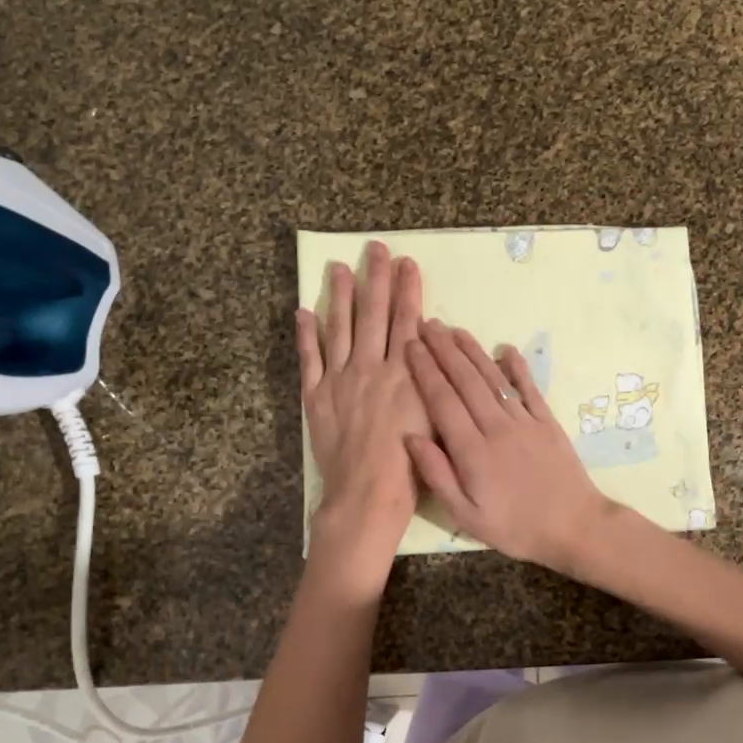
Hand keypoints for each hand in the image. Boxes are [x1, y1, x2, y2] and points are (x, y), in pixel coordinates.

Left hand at [295, 243, 426, 593]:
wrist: (369, 493)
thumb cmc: (413, 465)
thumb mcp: (438, 421)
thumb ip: (433, 383)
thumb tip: (434, 350)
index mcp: (405, 374)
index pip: (408, 321)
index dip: (408, 290)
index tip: (407, 263)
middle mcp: (373, 368)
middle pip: (375, 315)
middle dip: (377, 279)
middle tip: (376, 249)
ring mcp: (341, 380)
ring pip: (341, 328)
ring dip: (340, 295)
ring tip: (338, 267)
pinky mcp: (317, 397)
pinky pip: (309, 359)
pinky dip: (306, 335)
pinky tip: (304, 312)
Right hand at [404, 320, 614, 571]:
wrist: (574, 526)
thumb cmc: (516, 528)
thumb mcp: (466, 515)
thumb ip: (437, 475)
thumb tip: (409, 437)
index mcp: (472, 451)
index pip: (442, 400)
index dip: (424, 371)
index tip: (409, 347)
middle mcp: (497, 427)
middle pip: (465, 381)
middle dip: (443, 351)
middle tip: (425, 326)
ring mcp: (525, 422)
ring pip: (493, 379)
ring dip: (472, 352)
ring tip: (453, 331)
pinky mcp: (548, 423)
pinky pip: (529, 389)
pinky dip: (517, 367)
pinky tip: (506, 349)